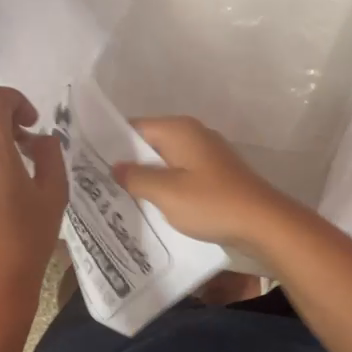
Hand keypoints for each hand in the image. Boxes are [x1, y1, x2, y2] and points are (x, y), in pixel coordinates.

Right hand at [112, 116, 297, 249]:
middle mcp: (192, 135)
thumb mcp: (166, 193)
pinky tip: (152, 206)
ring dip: (146, 179)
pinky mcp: (214, 175)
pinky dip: (165, 188)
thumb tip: (116, 167)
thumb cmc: (211, 204)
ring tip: (119, 199)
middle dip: (127, 163)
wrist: (262, 223)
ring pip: (165, 162)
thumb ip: (137, 178)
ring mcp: (206, 155)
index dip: (111, 144)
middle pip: (149, 144)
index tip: (89, 164)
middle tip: (99, 186)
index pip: (134, 127)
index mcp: (178, 130)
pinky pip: (180, 176)